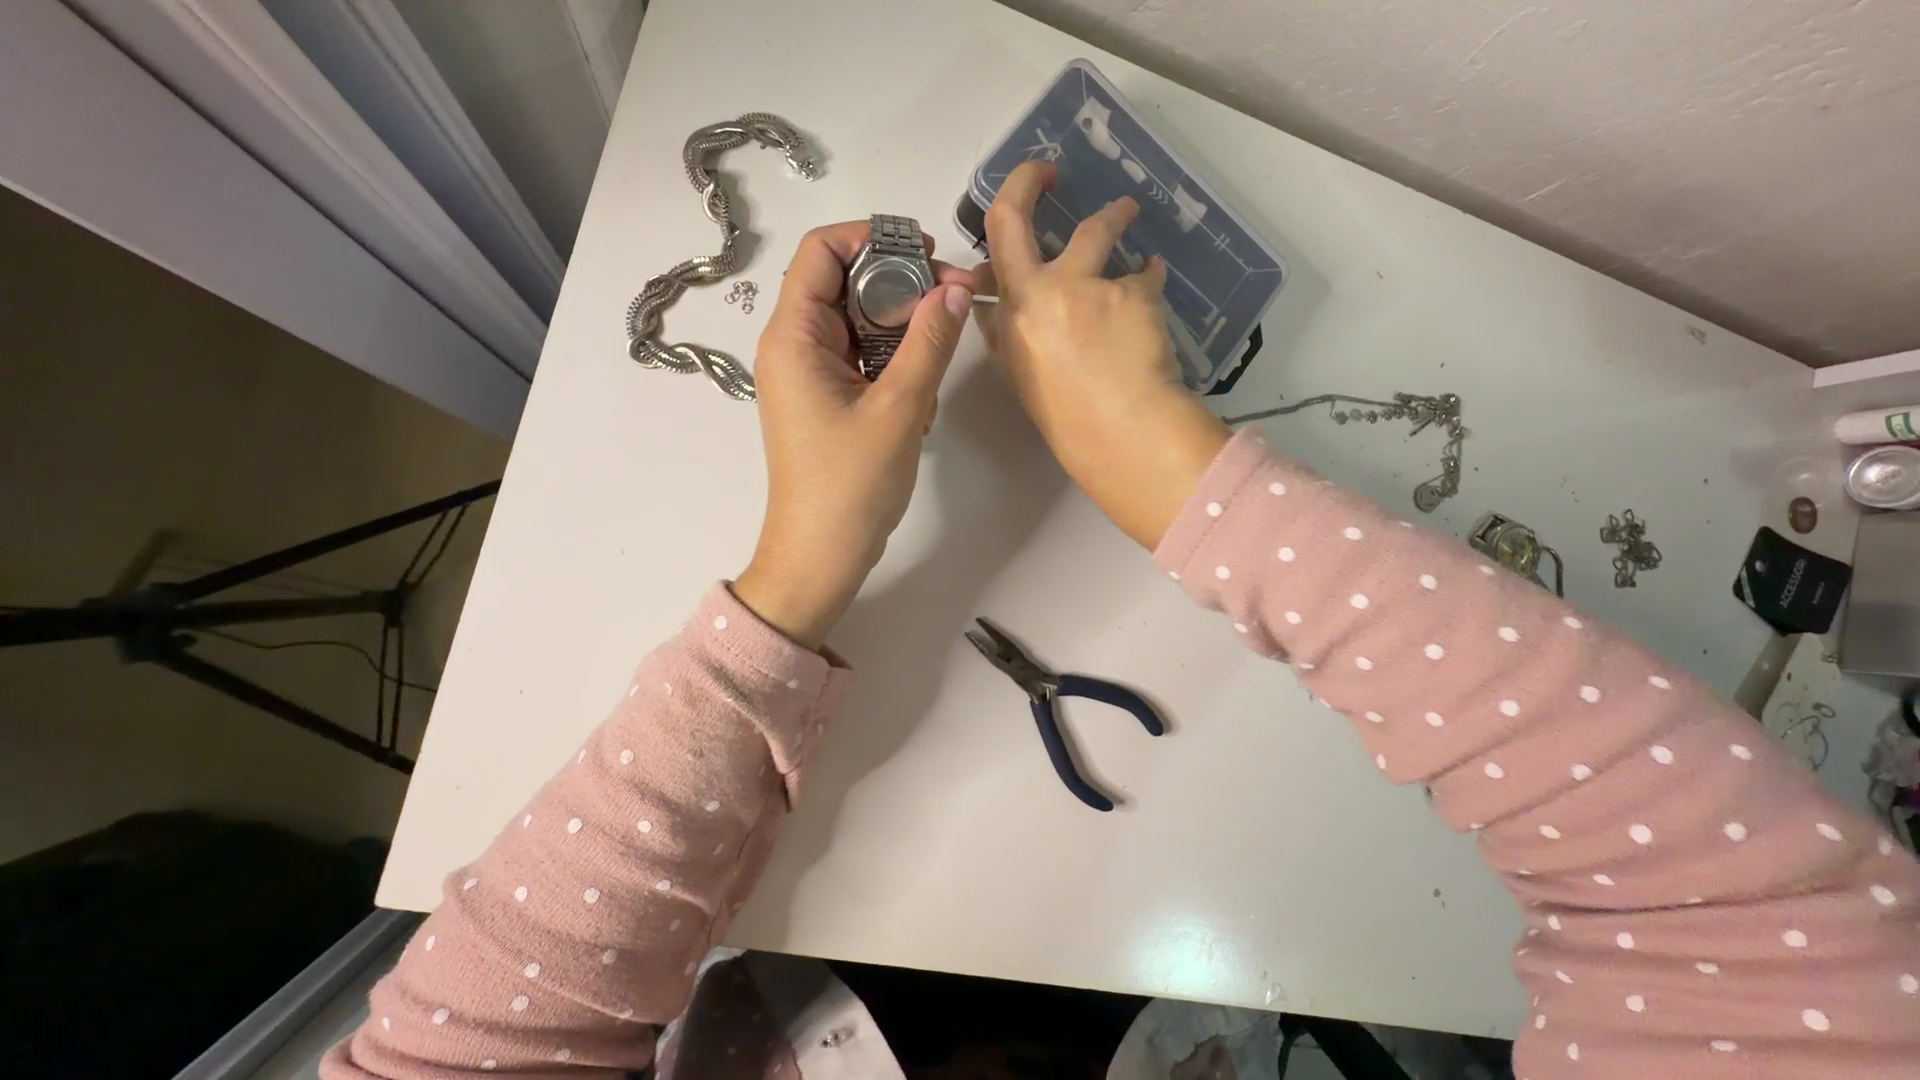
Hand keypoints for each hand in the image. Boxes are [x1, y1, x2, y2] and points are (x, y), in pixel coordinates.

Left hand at [732, 222, 975, 648]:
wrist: (821, 556)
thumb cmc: (850, 485)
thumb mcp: (899, 409)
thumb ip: (930, 343)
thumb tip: (956, 288)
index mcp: (793, 337)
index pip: (821, 251)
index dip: (873, 236)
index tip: (927, 252)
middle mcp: (794, 346)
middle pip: (845, 282)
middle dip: (901, 282)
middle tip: (954, 296)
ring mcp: (810, 375)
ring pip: (859, 321)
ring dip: (904, 326)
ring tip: (944, 346)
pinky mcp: (827, 399)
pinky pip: (863, 358)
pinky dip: (896, 361)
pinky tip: (923, 390)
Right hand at [981, 162, 1227, 548]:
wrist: (1119, 431)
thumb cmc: (1068, 416)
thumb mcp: (1020, 378)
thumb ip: (1006, 337)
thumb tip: (994, 309)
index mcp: (1009, 317)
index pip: (992, 248)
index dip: (1005, 212)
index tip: (1020, 197)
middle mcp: (1039, 292)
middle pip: (1018, 216)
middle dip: (1029, 181)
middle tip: (1050, 172)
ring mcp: (1086, 287)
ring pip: (1100, 229)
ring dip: (1115, 217)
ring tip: (1129, 213)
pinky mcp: (1132, 291)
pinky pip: (1144, 273)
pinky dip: (1149, 275)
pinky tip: (1155, 282)